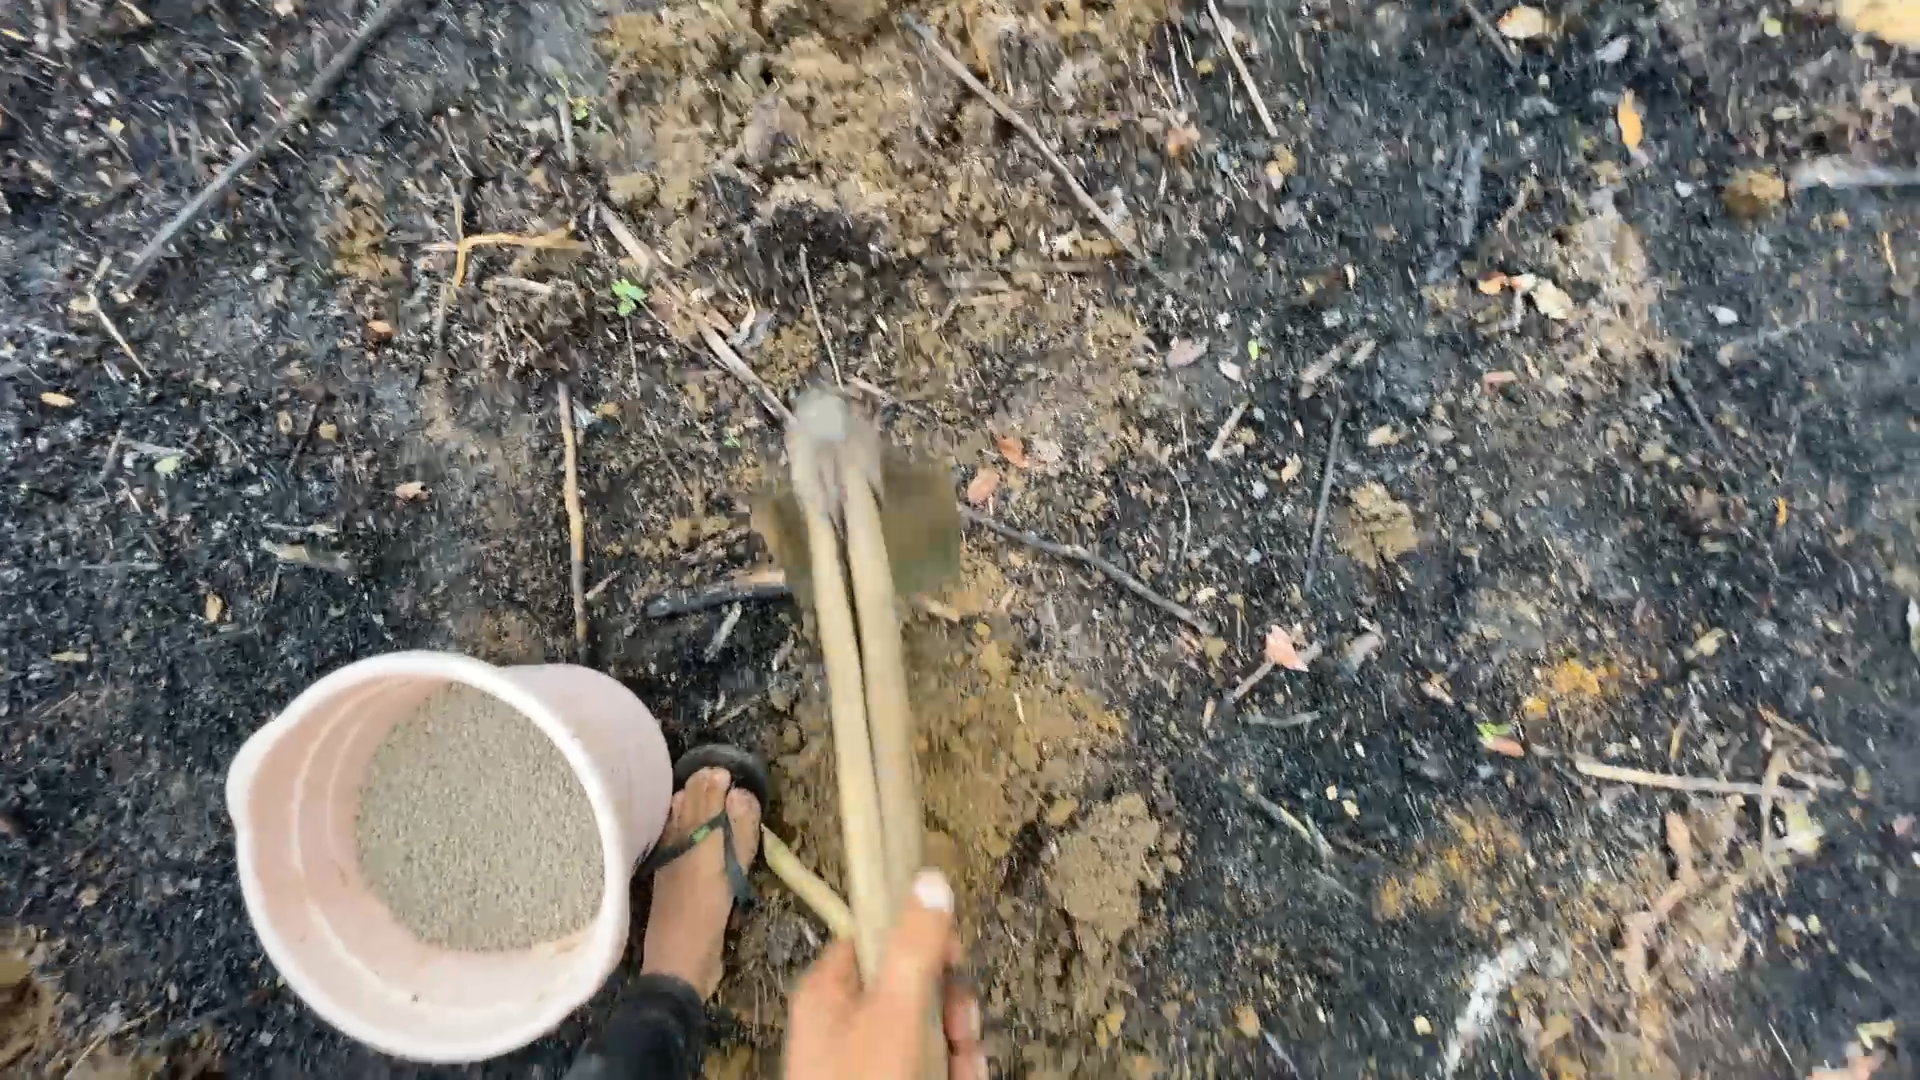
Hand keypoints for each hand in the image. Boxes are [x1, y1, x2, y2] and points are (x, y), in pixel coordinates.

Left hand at [783, 870, 986, 1079]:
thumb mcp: (893, 1012)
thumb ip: (915, 945)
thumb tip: (932, 875)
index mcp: (830, 989)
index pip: (877, 936)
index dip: (919, 937)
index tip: (955, 952)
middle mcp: (844, 1021)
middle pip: (910, 983)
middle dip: (950, 1002)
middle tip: (966, 1026)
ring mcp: (865, 1062)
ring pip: (925, 1028)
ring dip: (959, 1042)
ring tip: (970, 1067)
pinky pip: (927, 1066)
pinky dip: (952, 1071)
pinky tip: (968, 1079)